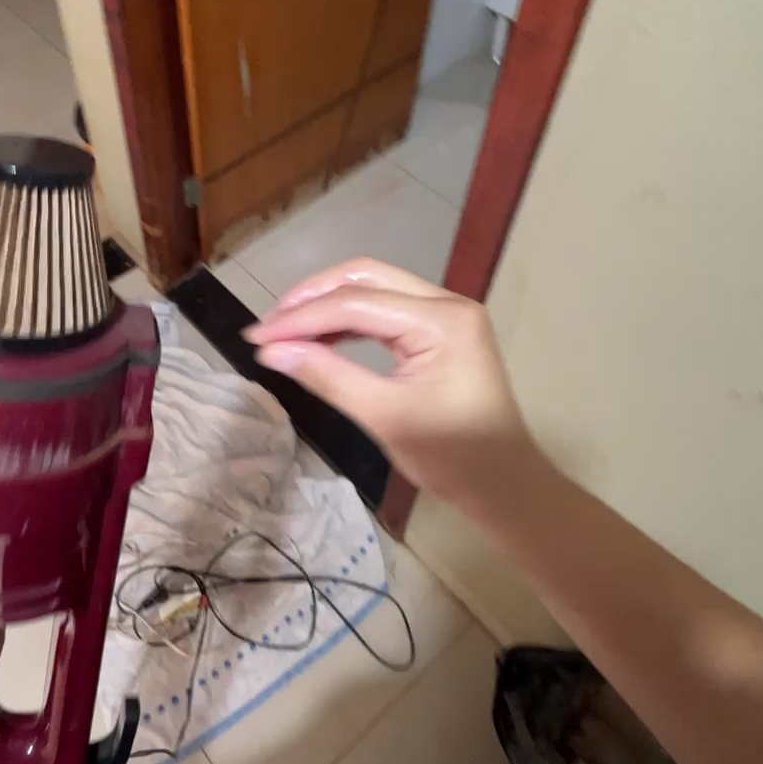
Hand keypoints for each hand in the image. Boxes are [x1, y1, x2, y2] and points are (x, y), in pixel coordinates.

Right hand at [243, 258, 543, 500]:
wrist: (505, 486)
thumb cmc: (451, 456)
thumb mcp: (383, 416)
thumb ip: (327, 376)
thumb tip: (270, 352)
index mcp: (441, 320)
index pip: (356, 303)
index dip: (302, 318)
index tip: (257, 338)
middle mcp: (445, 302)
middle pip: (364, 277)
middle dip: (312, 298)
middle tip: (269, 327)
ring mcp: (444, 313)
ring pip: (373, 288)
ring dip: (327, 305)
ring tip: (286, 331)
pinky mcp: (438, 329)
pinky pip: (384, 309)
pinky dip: (348, 320)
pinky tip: (319, 337)